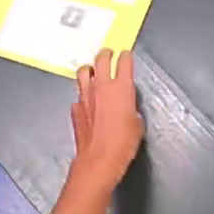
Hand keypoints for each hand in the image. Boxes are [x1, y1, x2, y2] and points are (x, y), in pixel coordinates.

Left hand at [69, 49, 143, 193]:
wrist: (99, 159)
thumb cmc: (124, 143)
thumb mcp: (138, 125)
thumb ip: (132, 109)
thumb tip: (126, 109)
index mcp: (121, 87)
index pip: (124, 61)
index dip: (126, 56)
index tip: (126, 56)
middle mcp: (101, 86)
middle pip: (101, 59)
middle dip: (106, 54)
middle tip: (109, 54)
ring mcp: (85, 96)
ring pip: (83, 72)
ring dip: (90, 69)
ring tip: (93, 72)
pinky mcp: (75, 108)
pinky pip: (79, 95)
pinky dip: (84, 95)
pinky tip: (88, 102)